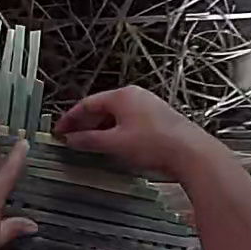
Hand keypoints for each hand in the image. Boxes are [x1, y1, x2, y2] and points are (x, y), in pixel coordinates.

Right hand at [54, 86, 226, 178]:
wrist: (191, 153)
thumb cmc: (154, 143)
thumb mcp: (115, 143)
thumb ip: (89, 140)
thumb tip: (72, 139)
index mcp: (122, 96)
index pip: (87, 104)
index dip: (70, 118)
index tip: (60, 131)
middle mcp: (135, 96)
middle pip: (101, 108)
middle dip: (84, 124)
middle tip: (71, 138)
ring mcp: (148, 106)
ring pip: (115, 116)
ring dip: (99, 129)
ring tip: (88, 144)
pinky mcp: (157, 119)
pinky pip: (128, 122)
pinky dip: (115, 132)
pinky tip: (112, 145)